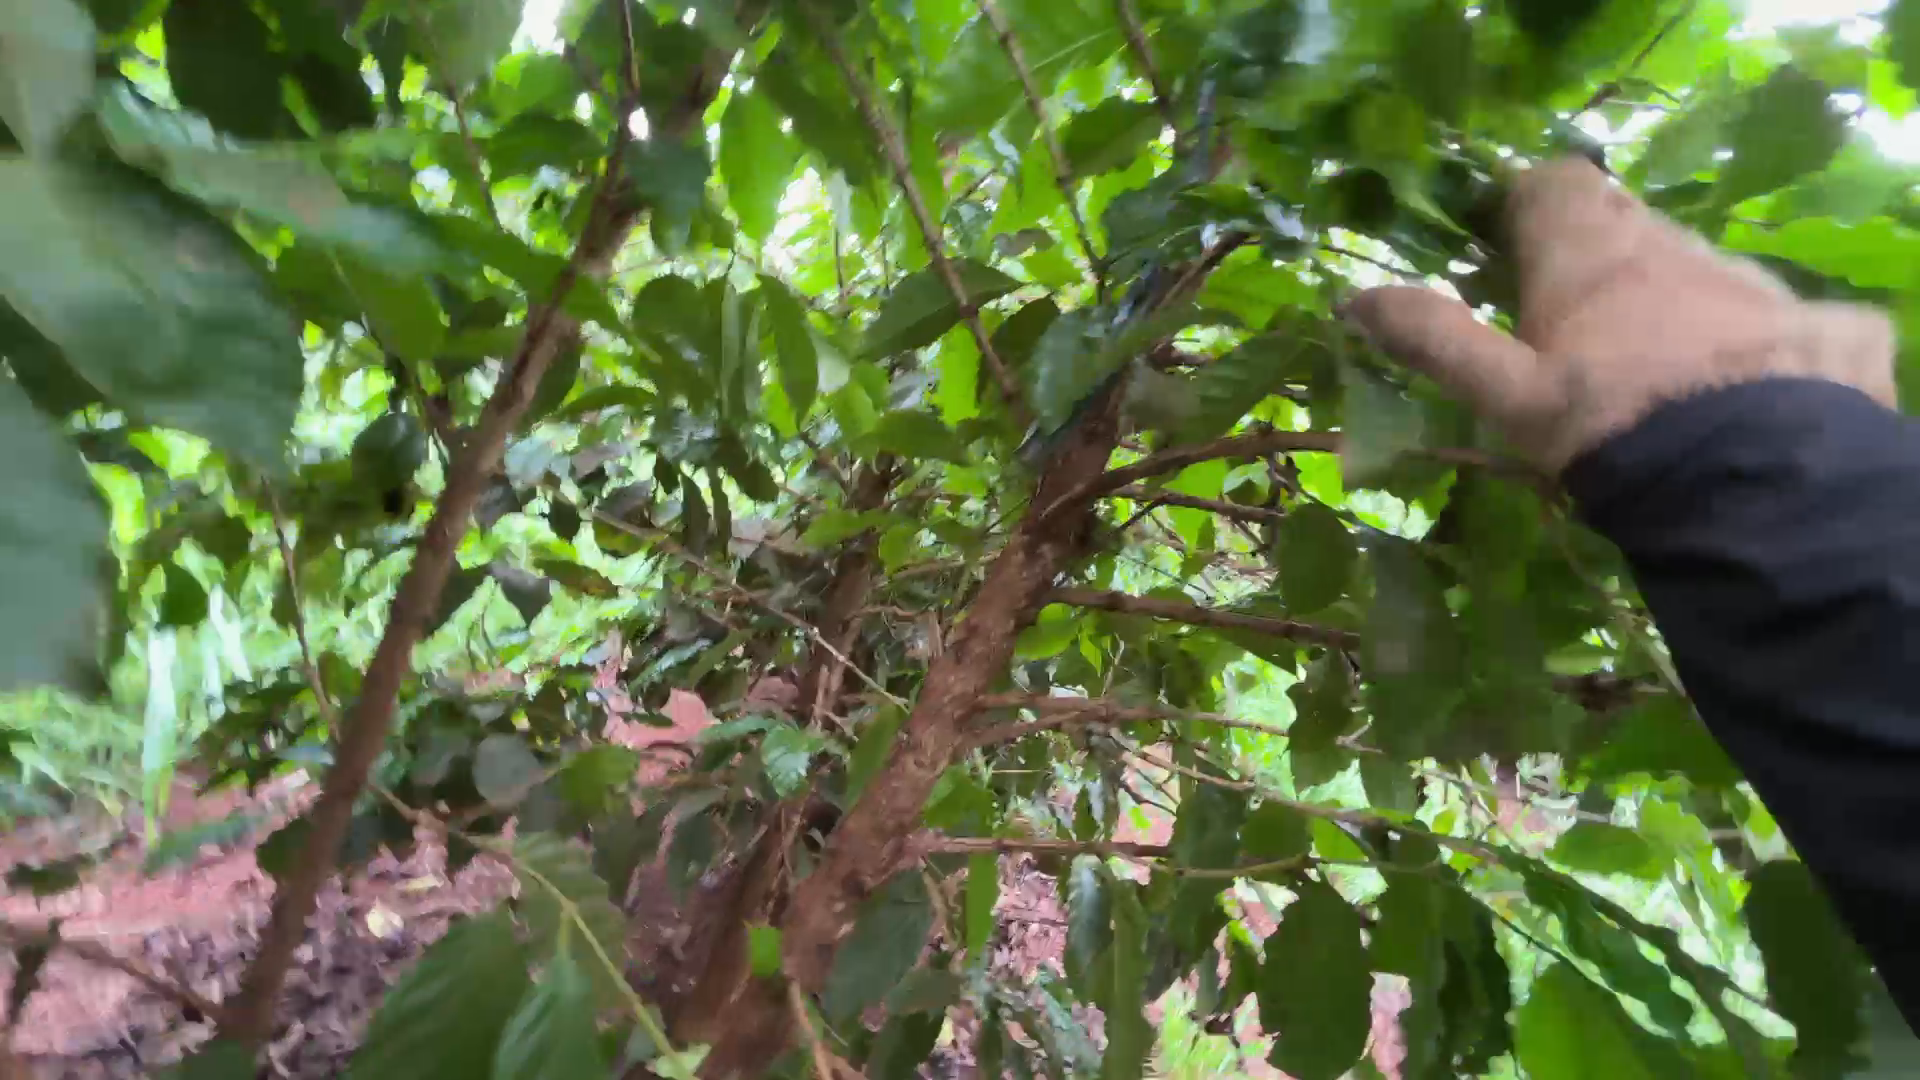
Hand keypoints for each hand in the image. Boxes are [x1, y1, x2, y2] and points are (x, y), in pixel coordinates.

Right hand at [1343, 158, 1896, 471]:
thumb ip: (1430, 338)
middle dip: (1574, 244)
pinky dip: (1704, 320)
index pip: (1551, 183)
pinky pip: (1737, 300)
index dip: (1517, 200)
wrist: (1757, 476)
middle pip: (1614, 216)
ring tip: (1611, 346)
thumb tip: (1353, 297)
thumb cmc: (1604, 424)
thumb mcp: (1500, 391)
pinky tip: (1693, 373)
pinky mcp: (1801, 317)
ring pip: (1676, 258)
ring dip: (1639, 282)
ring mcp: (1741, 278)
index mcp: (1588, 257)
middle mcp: (1667, 247)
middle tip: (1538, 303)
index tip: (1491, 241)